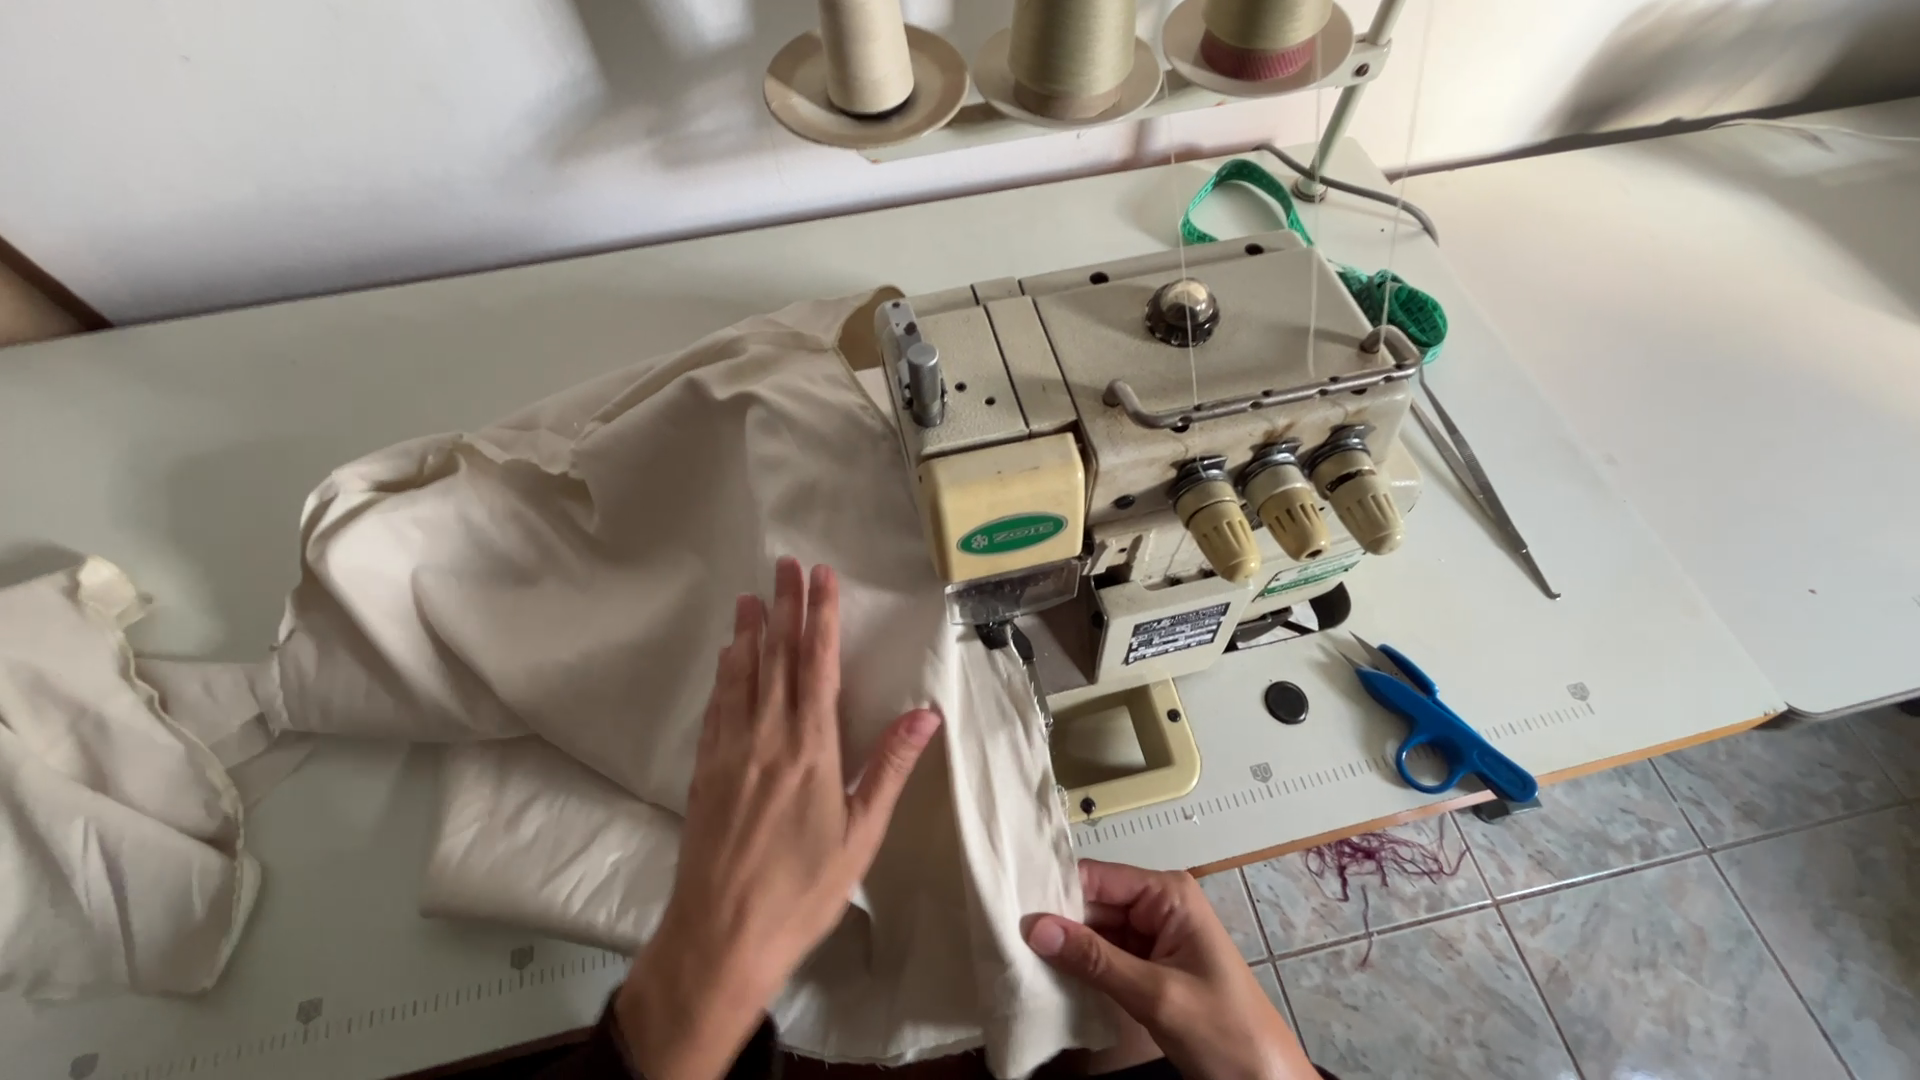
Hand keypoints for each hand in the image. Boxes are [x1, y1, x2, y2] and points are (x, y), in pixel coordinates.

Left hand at [616, 559, 942, 1079]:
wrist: (720, 937)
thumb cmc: (802, 890)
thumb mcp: (861, 835)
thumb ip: (889, 767)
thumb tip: (925, 713)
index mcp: (811, 749)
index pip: (818, 666)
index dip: (821, 617)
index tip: (821, 578)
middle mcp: (767, 737)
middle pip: (777, 658)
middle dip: (784, 607)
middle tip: (784, 564)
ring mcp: (730, 751)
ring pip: (741, 675)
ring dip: (748, 631)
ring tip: (751, 596)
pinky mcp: (704, 769)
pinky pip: (717, 707)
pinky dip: (724, 674)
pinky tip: (726, 658)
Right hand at [1026, 860, 1319, 1079]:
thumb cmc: (1224, 1030)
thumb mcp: (1156, 995)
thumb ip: (1094, 960)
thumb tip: (1033, 926)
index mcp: (1167, 893)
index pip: (1097, 876)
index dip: (1055, 888)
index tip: (1009, 903)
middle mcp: (1156, 903)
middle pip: (1091, 901)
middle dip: (1055, 919)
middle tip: (1004, 932)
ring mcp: (1151, 935)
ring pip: (1092, 929)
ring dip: (1062, 945)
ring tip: (1014, 951)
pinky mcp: (1146, 964)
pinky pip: (1102, 954)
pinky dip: (1078, 966)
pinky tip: (1044, 972)